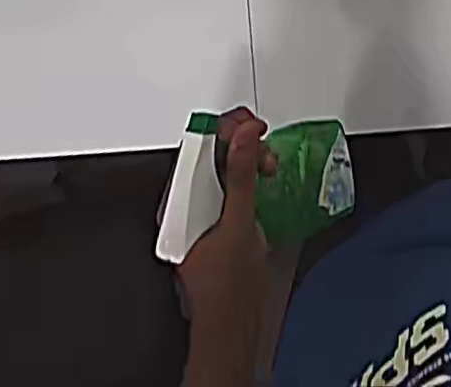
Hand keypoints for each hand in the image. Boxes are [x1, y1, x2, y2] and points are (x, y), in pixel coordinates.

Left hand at [178, 107, 276, 324]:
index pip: (197, 149)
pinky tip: (266, 177)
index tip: (253, 125)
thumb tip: (243, 134)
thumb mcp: (237, 222)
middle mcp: (191, 204)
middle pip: (214, 154)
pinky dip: (255, 173)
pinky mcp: (227, 216)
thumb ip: (241, 175)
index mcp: (181, 204)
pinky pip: (238, 181)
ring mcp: (209, 210)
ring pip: (227, 166)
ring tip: (268, 167)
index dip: (225, 130)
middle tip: (265, 153)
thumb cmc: (228, 285)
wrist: (236, 325)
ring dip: (253, 158)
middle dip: (244, 144)